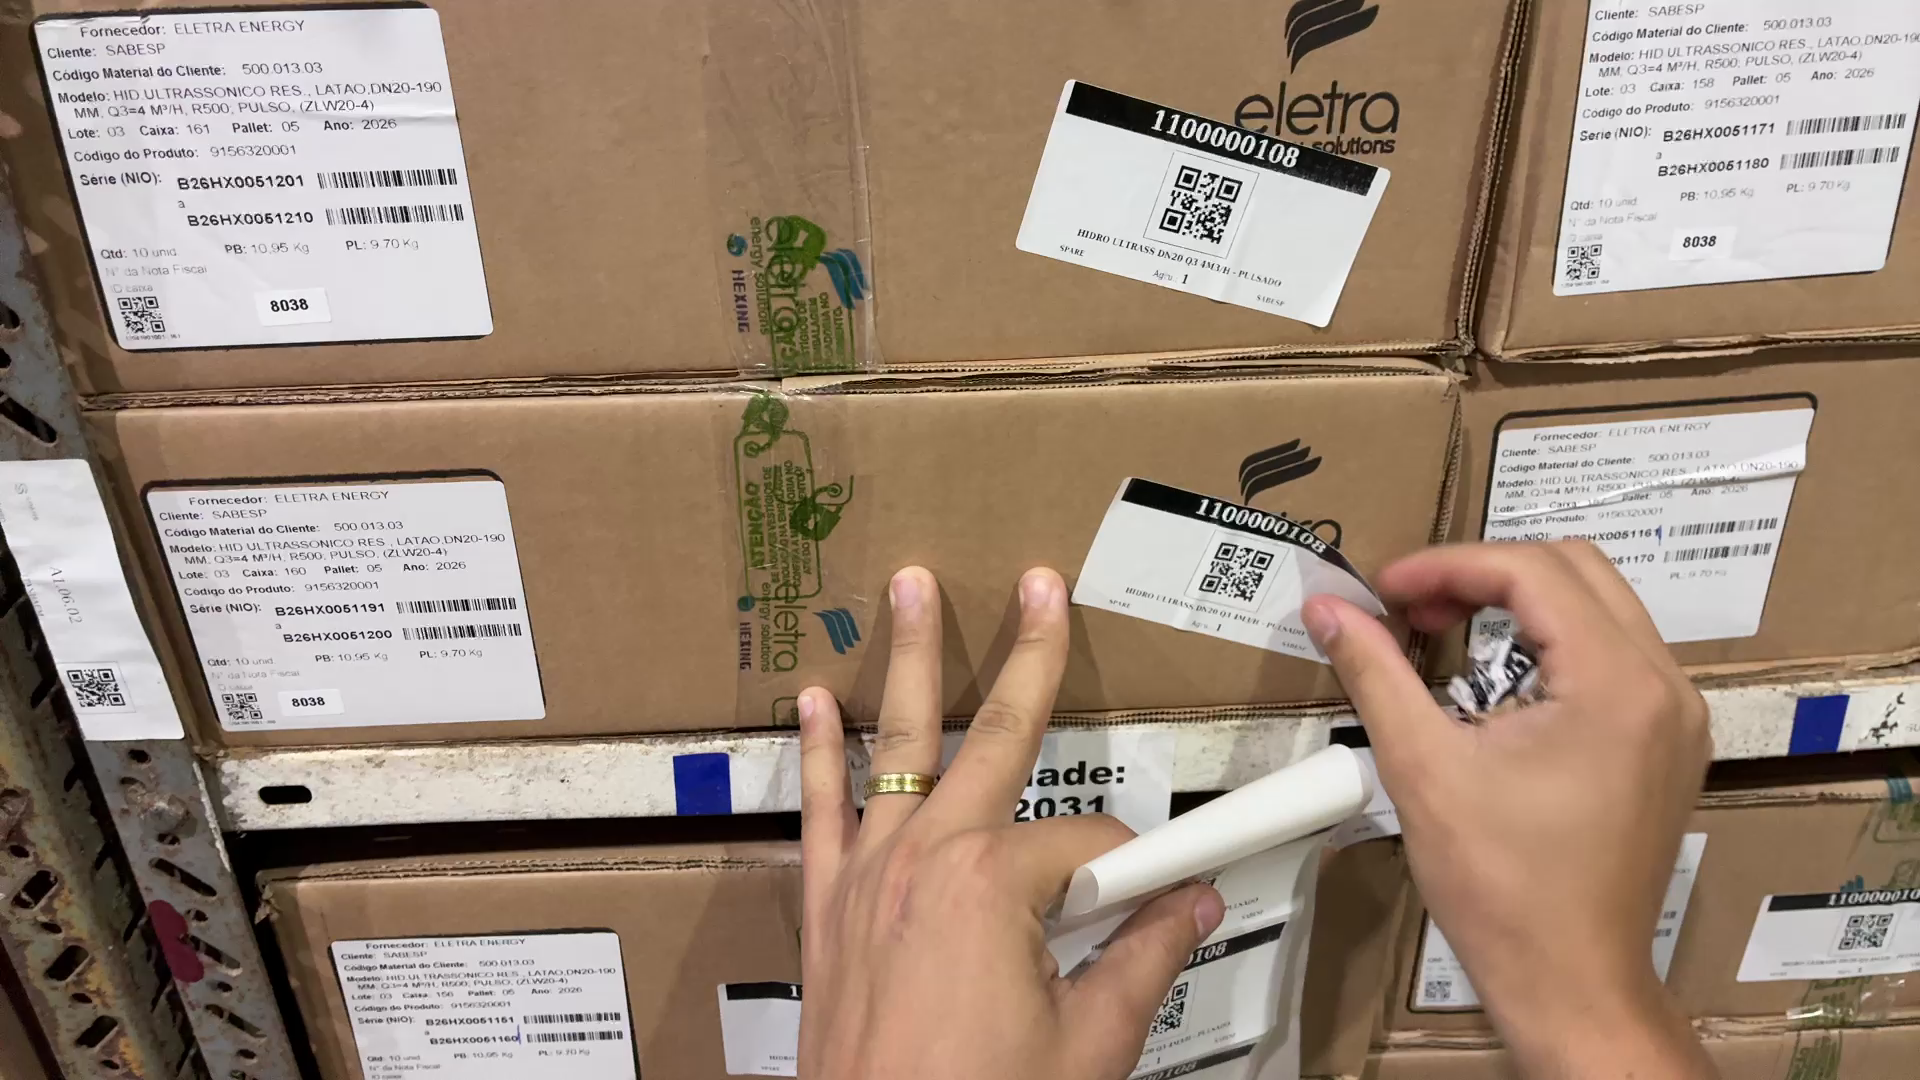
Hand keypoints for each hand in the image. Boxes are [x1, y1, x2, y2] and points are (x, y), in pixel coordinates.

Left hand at [797, 566, 1224, 1079]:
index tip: (1157, 890)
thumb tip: (1197, 905)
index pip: (1091, 843)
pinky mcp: (828, 896)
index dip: (1133, 866)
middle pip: (1002, 733)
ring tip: (908, 586)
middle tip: (1039, 586)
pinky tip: (816, 696)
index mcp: (997, 884)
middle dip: (1032, 655)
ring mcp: (871, 865)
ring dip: (912, 658)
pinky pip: (820, 805)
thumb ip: (1143, 960)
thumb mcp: (1087, 1048)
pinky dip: (818, 748)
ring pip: (902, 739)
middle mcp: (930, 852)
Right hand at [1303, 541, 1715, 1079]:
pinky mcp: (1659, 739)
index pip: (1532, 571)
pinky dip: (1536, 636)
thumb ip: (1370, 668)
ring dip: (1507, 599)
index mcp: (1615, 684)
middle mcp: (1663, 686)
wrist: (1565, 975)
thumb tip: (1321, 607)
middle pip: (1573, 568)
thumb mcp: (1417, 760)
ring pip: (1593, 602)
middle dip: (1478, 572)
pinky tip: (1483, 674)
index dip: (1444, 565)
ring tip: (1436, 632)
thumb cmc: (1494, 874)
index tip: (1379, 589)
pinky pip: (1603, 647)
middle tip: (1408, 606)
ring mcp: (1672, 714)